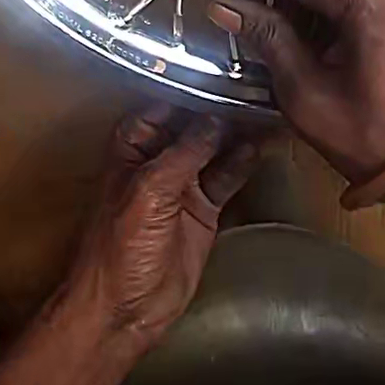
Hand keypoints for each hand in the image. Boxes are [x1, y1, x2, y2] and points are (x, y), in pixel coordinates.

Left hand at [55, 105, 256, 352]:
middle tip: (255, 92)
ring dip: (238, 134)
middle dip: (222, 111)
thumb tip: (214, 120)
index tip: (224, 73)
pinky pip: (226, 177)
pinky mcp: (202, 208)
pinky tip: (260, 148)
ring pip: (215, 148)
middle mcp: (159, 158)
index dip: (193, 90)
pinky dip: (243, 163)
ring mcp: (182, 183)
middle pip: (195, 124)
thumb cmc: (119, 247)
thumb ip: (185, 153)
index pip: (166, 105)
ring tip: (265, 114)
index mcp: (134, 145)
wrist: (122, 311)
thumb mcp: (150, 190)